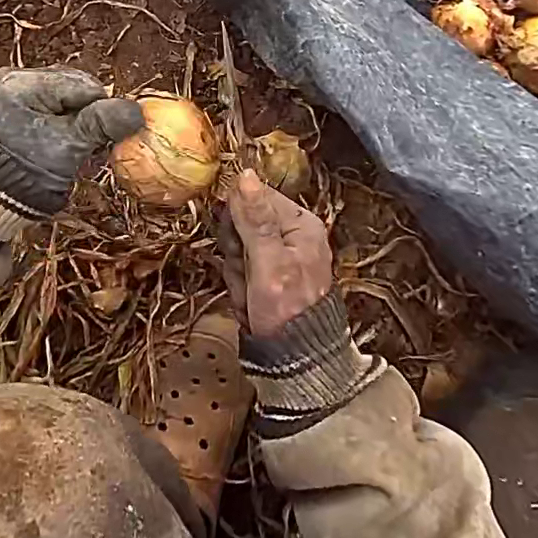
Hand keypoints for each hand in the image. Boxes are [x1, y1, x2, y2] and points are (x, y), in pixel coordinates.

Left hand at [0, 67, 144, 187]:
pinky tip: (65, 138)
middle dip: (89, 114)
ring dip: (80, 117)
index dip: (101, 112)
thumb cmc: (27, 172)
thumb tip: (137, 110)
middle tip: (88, 144)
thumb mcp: (70, 146)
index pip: (86, 85)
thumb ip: (103, 123)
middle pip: (78, 86)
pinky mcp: (16, 100)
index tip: (100, 139)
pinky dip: (65, 118)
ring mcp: (14, 87)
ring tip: (76, 145)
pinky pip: (54, 101)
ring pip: (69, 93)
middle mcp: (16, 77)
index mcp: (24, 83)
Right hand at [219, 170, 333, 336]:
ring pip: (238, 248)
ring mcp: (281, 257)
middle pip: (244, 222)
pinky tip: (250, 301)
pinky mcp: (270, 276)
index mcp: (301, 223)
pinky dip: (240, 287)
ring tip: (251, 293)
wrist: (297, 362)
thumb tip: (245, 175)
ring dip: (237, 273)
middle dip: (236, 251)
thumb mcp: (269, 262)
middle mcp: (293, 235)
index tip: (236, 241)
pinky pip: (242, 269)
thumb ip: (255, 219)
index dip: (238, 216)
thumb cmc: (287, 311)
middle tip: (247, 273)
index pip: (256, 196)